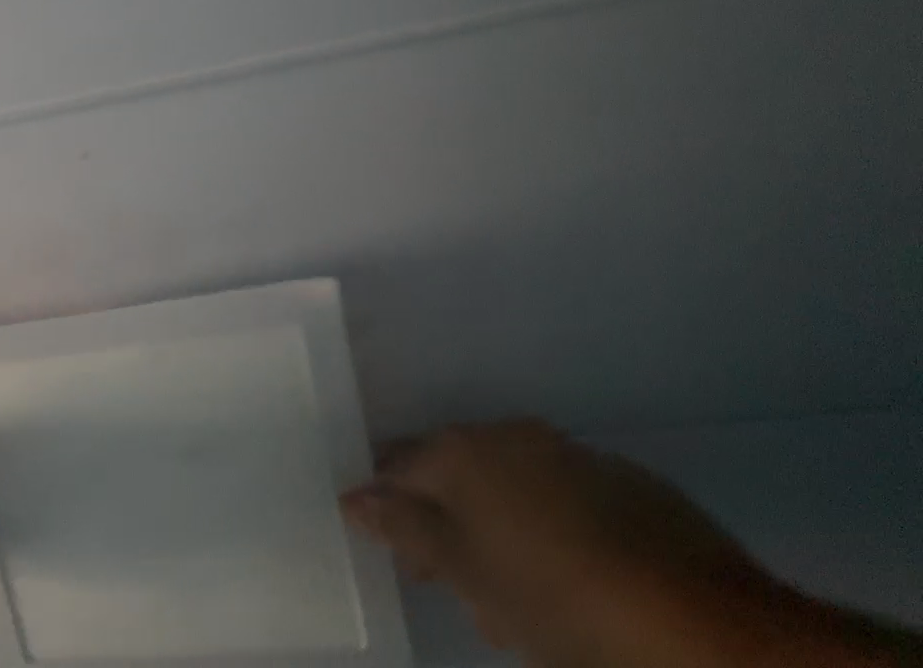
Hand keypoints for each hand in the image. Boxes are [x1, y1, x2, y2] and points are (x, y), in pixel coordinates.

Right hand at [340, 419, 833, 667]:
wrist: (708, 627)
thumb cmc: (558, 596)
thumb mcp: (467, 573)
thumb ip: (405, 529)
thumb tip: (355, 498)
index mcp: (462, 451)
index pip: (394, 466)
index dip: (383, 505)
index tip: (390, 549)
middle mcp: (510, 436)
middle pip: (454, 475)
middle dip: (444, 525)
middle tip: (448, 582)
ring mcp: (574, 454)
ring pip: (511, 488)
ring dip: (497, 532)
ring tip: (513, 596)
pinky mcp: (632, 483)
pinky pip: (565, 498)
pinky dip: (550, 528)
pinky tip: (570, 576)